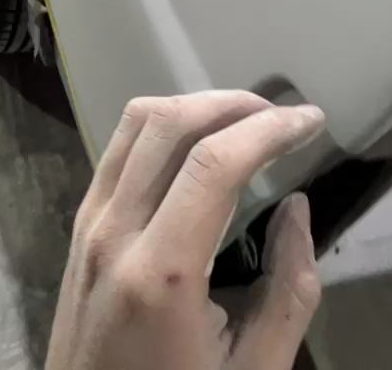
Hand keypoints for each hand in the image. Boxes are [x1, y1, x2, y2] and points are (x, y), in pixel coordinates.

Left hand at [45, 91, 326, 369]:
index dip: (269, 129)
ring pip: (136, 121)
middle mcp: (115, 231)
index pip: (214, 164)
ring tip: (244, 118)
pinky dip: (162, 125)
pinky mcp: (80, 223)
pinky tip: (197, 141)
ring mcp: (89, 222)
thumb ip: (289, 288)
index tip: (311, 120)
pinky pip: (119, 147)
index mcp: (160, 273)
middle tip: (280, 115)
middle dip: (233, 104)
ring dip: (195, 104)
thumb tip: (297, 206)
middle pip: (169, 124)